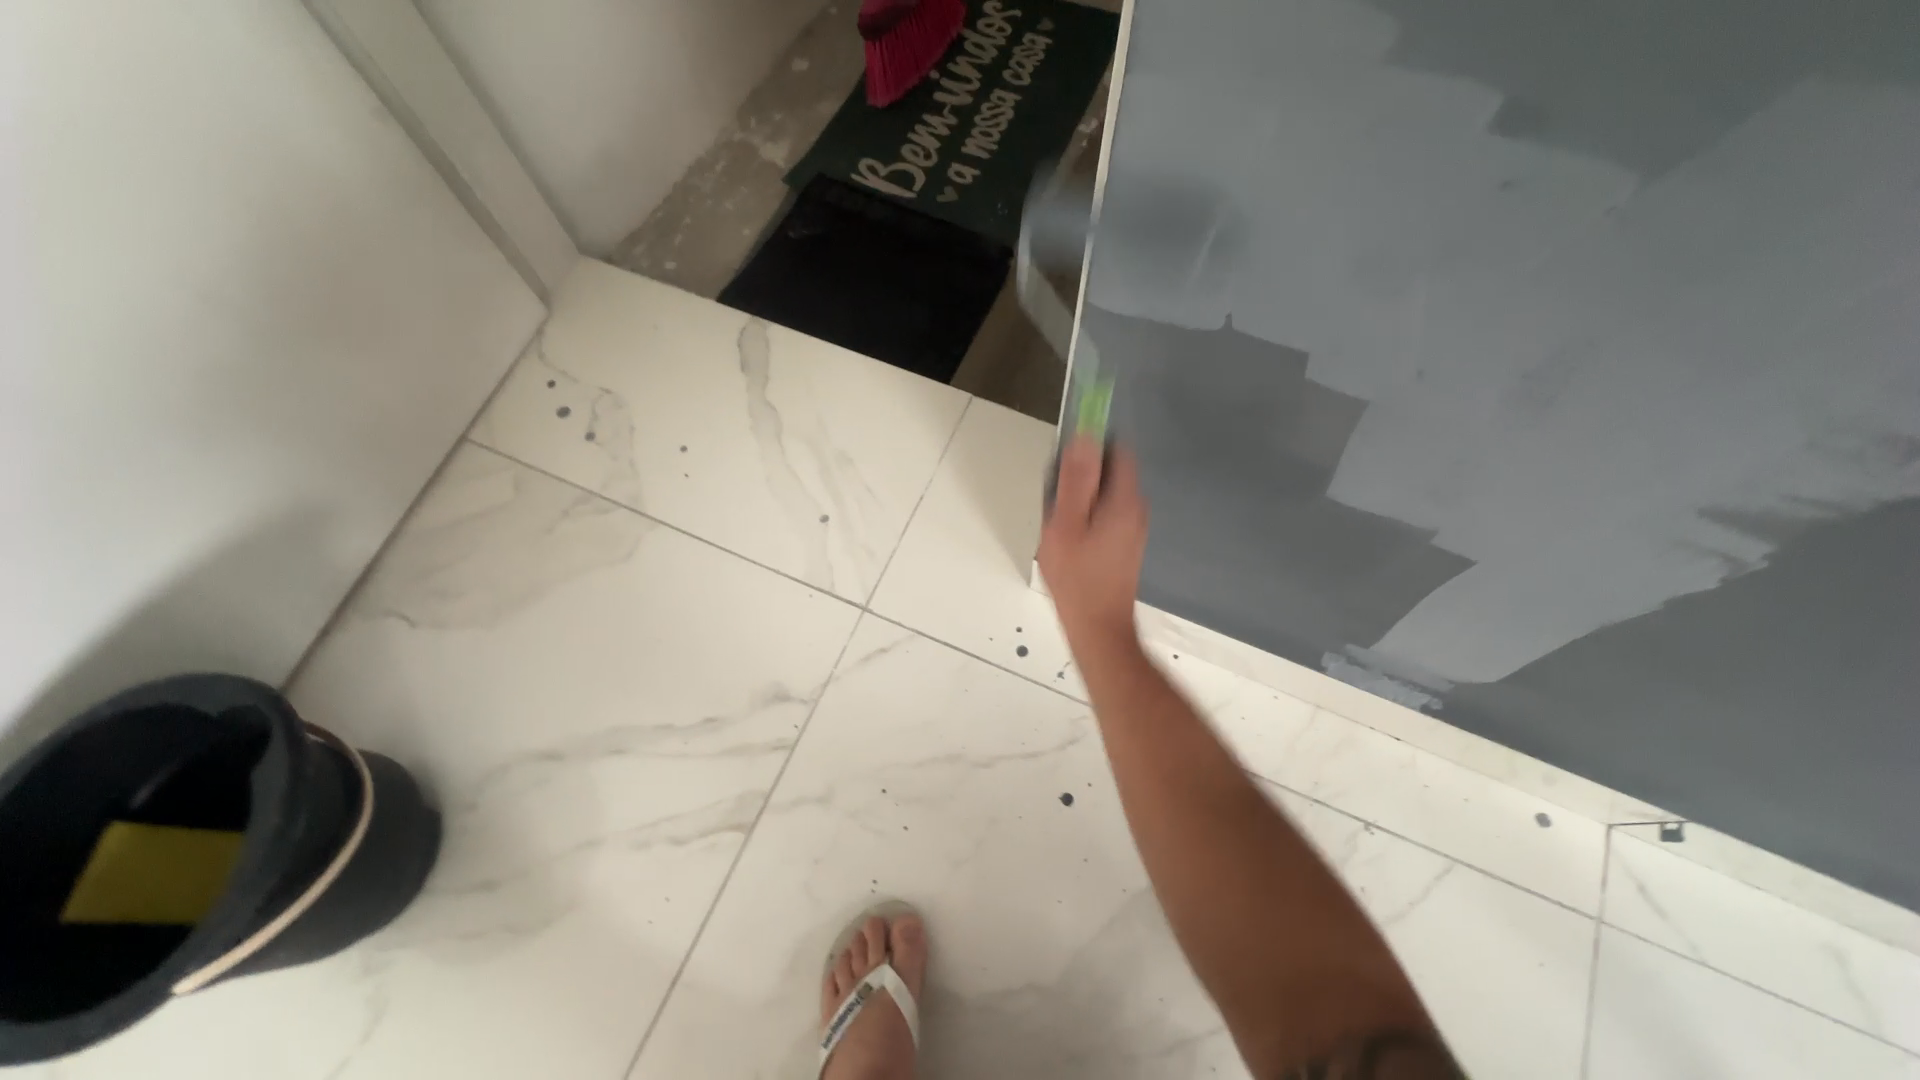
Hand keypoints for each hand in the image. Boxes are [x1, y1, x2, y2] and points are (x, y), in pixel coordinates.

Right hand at [1038, 435, 1149, 648]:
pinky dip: (1086, 517)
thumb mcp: (1066, 523)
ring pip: (1105, 494)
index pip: (1117, 449)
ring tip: (1059, 524)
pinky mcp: (1125, 544)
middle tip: (1055, 500)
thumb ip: (1075, 478)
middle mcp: (1137, 508)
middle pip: (1110, 471)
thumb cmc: (1077, 576)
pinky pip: (1105, 513)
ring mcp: (1133, 528)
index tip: (1064, 463)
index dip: (1091, 446)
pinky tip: (1069, 540)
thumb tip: (1085, 435)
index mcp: (1125, 499)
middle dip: (1081, 476)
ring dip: (1080, 499)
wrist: (1097, 627)